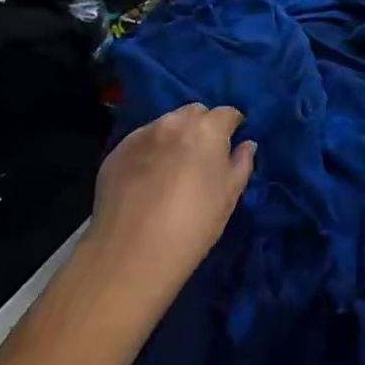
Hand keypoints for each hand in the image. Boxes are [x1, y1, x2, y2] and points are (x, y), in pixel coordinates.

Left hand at [87, 104, 255, 288]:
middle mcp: (173, 122)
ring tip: (173, 169)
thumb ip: (241, 164)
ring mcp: (142, 133)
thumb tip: (246, 144)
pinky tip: (148, 179)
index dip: (232, 127)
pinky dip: (150, 151)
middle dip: (203, 127)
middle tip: (203, 158)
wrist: (132, 251)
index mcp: (206, 129)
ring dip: (175, 137)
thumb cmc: (193, 225)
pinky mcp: (118, 149)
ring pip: (166, 124)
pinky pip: (142, 141)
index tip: (231, 144)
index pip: (227, 113)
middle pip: (195, 113)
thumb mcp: (228, 198)